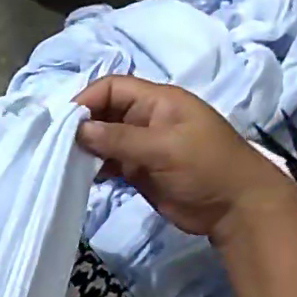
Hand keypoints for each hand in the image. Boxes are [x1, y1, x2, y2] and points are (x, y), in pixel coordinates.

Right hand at [76, 75, 296, 238]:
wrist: (236, 209)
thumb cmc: (207, 168)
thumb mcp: (164, 148)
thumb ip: (120, 138)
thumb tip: (78, 130)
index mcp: (158, 101)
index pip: (113, 87)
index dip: (87, 99)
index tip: (65, 124)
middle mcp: (146, 118)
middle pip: (104, 111)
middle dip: (82, 125)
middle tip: (60, 147)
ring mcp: (141, 145)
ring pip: (103, 138)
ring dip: (85, 149)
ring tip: (68, 164)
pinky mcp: (138, 169)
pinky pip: (108, 162)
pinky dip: (94, 167)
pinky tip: (83, 178)